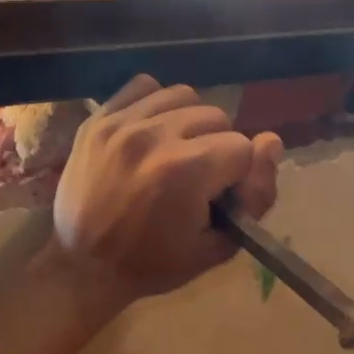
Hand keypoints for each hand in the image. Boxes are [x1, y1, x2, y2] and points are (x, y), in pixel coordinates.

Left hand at [46, 75, 282, 310]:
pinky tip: (152, 131)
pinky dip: (156, 103)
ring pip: (184, 95)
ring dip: (190, 122)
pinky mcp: (98, 119)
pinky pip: (142, 86)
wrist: (82, 267)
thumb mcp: (217, 246)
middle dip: (218, 147)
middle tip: (197, 180)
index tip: (219, 197)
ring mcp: (122, 123)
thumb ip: (256, 197)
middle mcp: (154, 136)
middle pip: (218, 117)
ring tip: (176, 152)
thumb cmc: (152, 264)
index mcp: (186, 170)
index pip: (244, 147)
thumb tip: (271, 141)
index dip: (239, 175)